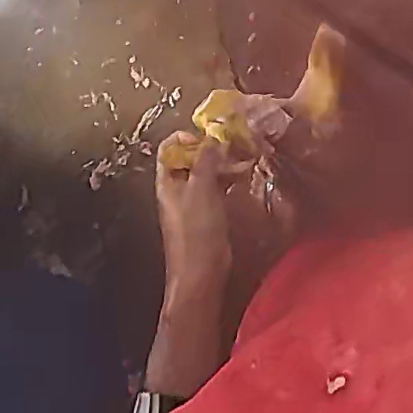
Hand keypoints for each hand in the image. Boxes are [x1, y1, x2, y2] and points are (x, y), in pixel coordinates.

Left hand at [154, 132, 252, 293]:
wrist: (201, 274)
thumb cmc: (197, 230)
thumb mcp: (202, 189)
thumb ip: (206, 160)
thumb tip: (213, 138)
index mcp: (167, 181)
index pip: (169, 148)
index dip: (186, 138)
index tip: (208, 137)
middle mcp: (177, 188)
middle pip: (189, 158)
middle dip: (211, 148)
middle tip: (233, 144)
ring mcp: (192, 200)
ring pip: (206, 172)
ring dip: (222, 163)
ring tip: (243, 158)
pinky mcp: (207, 212)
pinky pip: (216, 186)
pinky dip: (228, 178)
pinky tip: (244, 175)